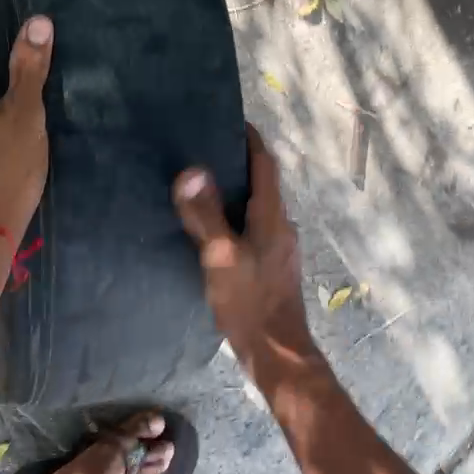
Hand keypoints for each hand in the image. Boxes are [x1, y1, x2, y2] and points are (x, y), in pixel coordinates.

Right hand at [173, 125, 312, 360]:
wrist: (277, 353)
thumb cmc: (249, 302)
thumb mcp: (220, 255)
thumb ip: (205, 214)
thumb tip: (192, 170)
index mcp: (272, 217)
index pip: (265, 164)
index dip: (251, 140)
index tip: (231, 120)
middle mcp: (281, 226)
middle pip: (263, 183)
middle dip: (240, 162)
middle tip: (207, 148)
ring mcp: (279, 248)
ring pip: (258, 206)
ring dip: (237, 189)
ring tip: (204, 183)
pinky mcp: (271, 267)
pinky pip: (254, 226)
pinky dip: (236, 214)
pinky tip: (214, 227)